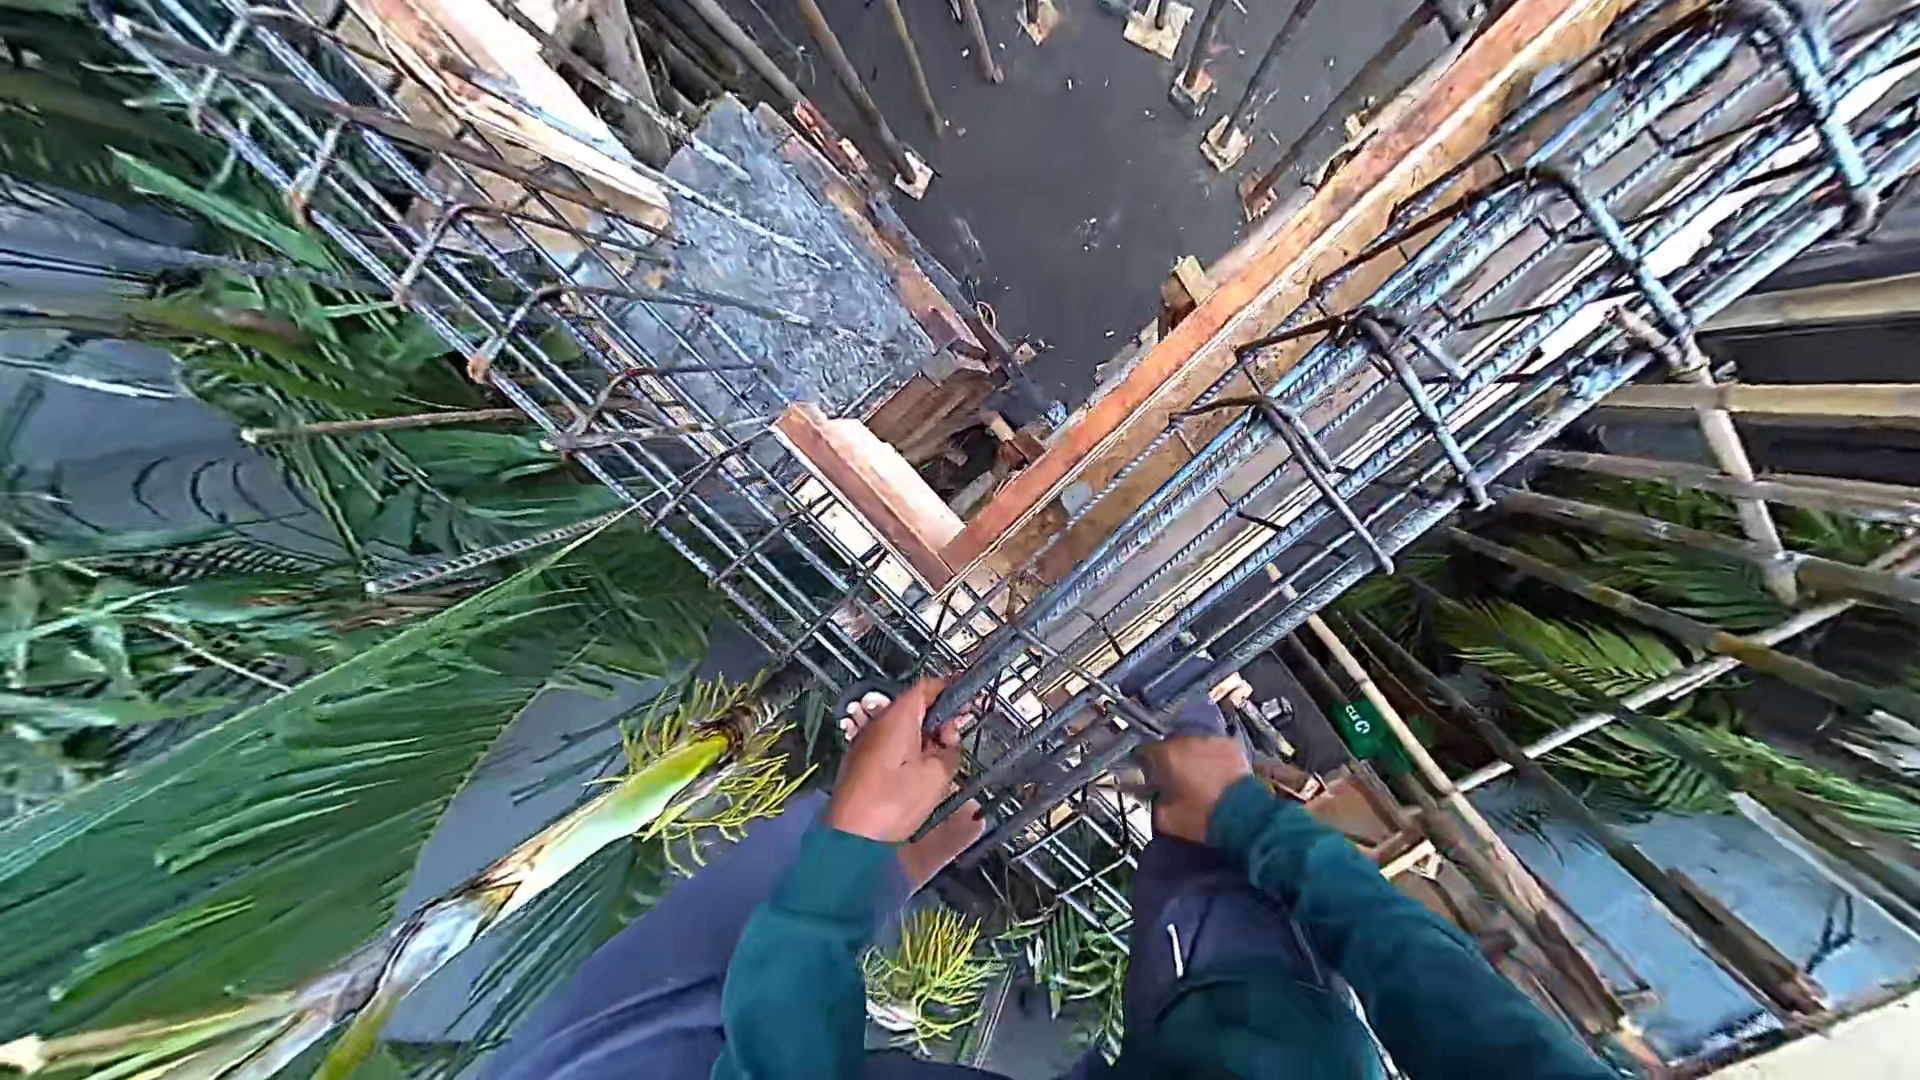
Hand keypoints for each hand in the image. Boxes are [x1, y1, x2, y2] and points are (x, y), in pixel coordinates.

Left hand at [828, 677, 961, 842]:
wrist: (849, 838)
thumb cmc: (892, 803)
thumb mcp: (936, 777)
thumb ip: (950, 751)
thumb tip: (949, 740)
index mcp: (898, 717)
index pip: (927, 687)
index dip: (950, 691)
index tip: (968, 703)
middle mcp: (880, 722)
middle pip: (916, 707)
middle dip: (940, 720)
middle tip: (955, 742)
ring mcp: (868, 740)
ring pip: (905, 728)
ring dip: (926, 739)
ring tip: (940, 764)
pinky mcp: (862, 760)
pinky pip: (893, 744)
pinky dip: (910, 751)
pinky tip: (919, 776)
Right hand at [1138, 735, 1251, 843]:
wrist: (1245, 817)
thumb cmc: (1202, 816)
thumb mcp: (1167, 818)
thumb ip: (1153, 802)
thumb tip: (1150, 796)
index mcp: (1166, 755)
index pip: (1145, 751)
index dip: (1146, 763)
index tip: (1150, 774)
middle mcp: (1186, 741)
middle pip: (1171, 745)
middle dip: (1173, 759)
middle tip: (1179, 778)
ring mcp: (1210, 740)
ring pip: (1195, 745)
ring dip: (1194, 756)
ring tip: (1202, 775)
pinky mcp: (1231, 745)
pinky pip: (1216, 747)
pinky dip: (1215, 756)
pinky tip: (1220, 771)